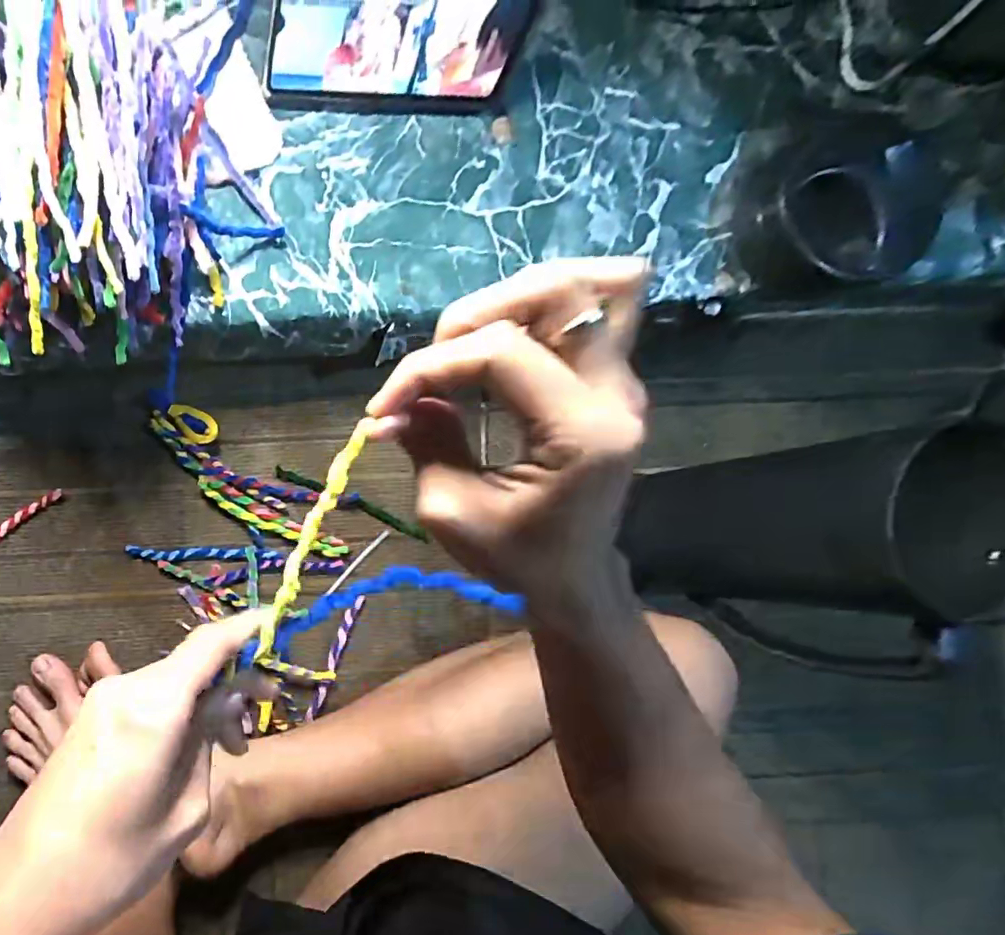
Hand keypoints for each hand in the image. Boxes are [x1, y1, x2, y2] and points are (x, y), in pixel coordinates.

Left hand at [0, 611, 267, 934]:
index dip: (244, 629)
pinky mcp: (88, 714)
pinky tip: (182, 752)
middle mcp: (124, 688)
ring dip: (199, 704)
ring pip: (169, 681)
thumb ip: (206, 745)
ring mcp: (101, 698)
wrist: (26, 883)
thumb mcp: (184, 811)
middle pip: (190, 664)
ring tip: (218, 753)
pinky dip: (173, 712)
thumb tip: (224, 703)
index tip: (274, 623)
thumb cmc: (113, 863)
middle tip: (246, 738)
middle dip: (227, 687)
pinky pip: (144, 697)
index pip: (207, 644)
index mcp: (152, 708)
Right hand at [366, 258, 650, 603]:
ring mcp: (619, 381)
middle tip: (435, 361)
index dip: (429, 367)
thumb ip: (424, 443)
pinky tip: (491, 347)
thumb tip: (392, 409)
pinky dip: (531, 313)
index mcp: (581, 432)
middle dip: (477, 313)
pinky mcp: (607, 381)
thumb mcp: (450, 510)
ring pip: (592, 284)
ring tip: (464, 343)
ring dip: (513, 299)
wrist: (574, 580)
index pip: (501, 352)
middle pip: (565, 290)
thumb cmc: (515, 558)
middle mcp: (614, 392)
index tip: (385, 409)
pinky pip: (585, 312)